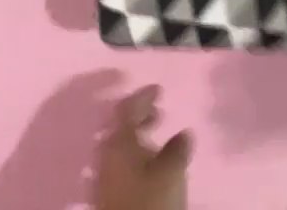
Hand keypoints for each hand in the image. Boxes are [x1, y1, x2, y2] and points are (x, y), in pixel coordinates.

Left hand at [92, 86, 192, 209]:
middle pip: (120, 126)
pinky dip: (134, 156)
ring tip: (158, 139)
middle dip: (139, 115)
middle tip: (159, 111)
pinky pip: (119, 163)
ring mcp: (102, 176)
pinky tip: (148, 165)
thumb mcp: (170, 174)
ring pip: (119, 146)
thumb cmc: (150, 203)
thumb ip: (177, 149)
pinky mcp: (106, 195)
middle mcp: (105, 154)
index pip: (126, 108)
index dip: (143, 96)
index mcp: (117, 142)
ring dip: (137, 137)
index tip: (159, 88)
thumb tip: (183, 133)